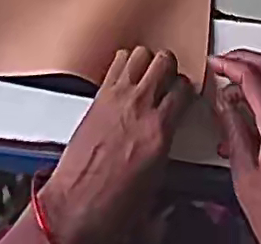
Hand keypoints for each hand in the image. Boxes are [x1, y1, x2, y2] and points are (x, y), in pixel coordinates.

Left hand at [38, 47, 193, 243]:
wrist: (75, 208)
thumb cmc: (111, 206)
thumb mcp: (155, 183)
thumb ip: (167, 149)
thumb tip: (170, 139)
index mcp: (159, 131)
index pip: (184, 89)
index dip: (186, 90)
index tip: (183, 94)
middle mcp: (140, 107)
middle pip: (164, 60)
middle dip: (169, 68)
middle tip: (167, 79)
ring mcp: (118, 97)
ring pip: (141, 54)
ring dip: (146, 62)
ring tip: (146, 74)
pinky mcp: (99, 95)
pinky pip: (117, 61)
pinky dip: (124, 63)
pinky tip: (125, 76)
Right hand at [207, 50, 260, 243]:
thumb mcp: (244, 174)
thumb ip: (232, 130)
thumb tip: (222, 101)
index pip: (253, 76)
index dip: (230, 64)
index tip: (214, 64)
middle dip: (244, 58)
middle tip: (223, 63)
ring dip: (253, 79)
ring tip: (228, 95)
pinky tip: (243, 118)